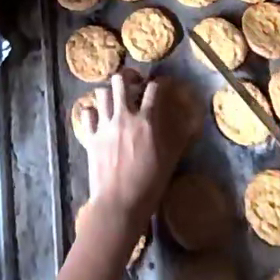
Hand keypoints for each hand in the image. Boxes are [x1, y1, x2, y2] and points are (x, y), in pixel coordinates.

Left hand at [85, 72, 186, 232]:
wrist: (119, 203)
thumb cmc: (149, 184)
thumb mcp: (170, 160)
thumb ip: (179, 137)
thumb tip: (192, 121)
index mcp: (146, 121)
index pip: (153, 89)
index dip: (158, 83)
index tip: (160, 85)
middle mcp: (123, 117)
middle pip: (120, 80)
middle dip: (128, 76)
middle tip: (134, 83)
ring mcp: (104, 125)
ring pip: (102, 92)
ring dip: (110, 92)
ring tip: (116, 99)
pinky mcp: (90, 136)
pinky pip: (87, 113)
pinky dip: (93, 111)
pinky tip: (99, 117)